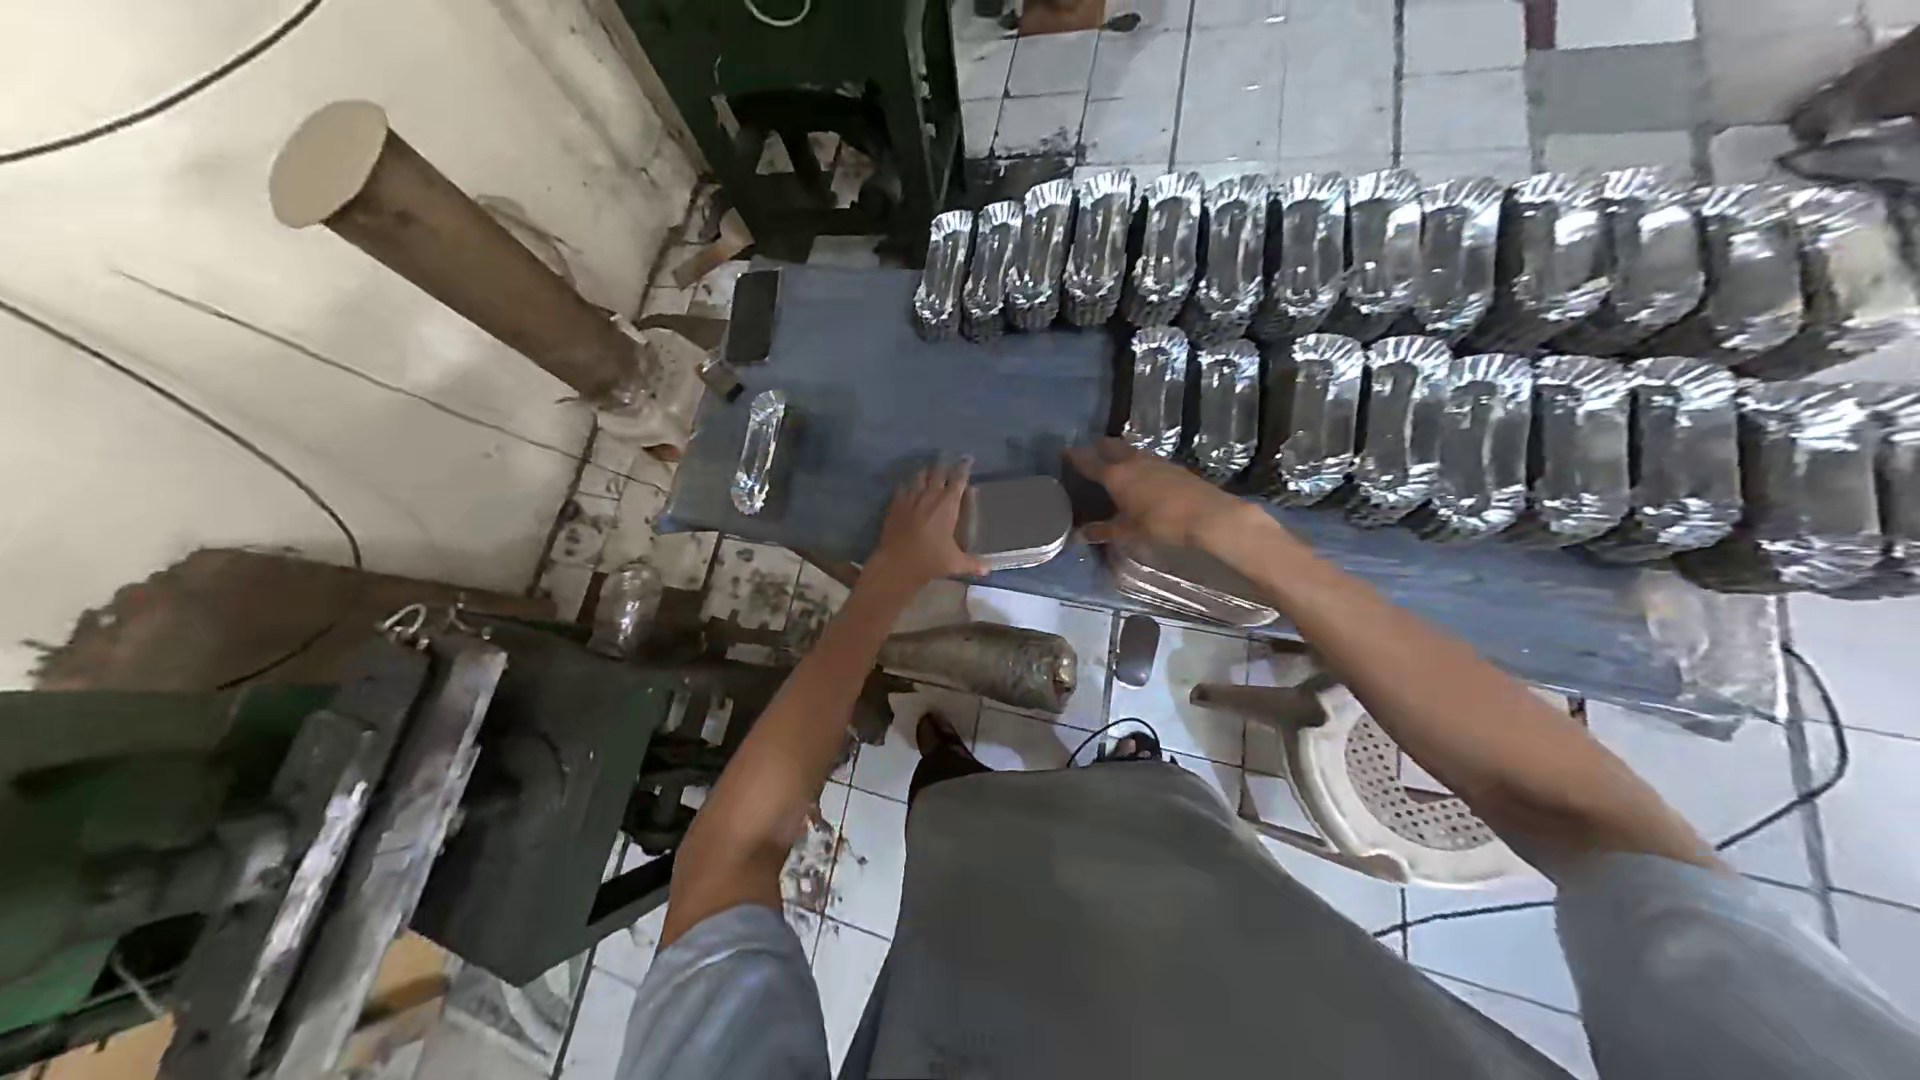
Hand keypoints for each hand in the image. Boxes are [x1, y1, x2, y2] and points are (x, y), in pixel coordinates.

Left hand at [865, 460, 986, 587]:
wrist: (896, 564)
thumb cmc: (930, 561)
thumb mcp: (955, 563)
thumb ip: (973, 563)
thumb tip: (988, 570)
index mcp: (947, 505)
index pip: (958, 479)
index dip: (964, 467)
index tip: (968, 460)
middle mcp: (930, 496)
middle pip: (938, 471)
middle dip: (945, 464)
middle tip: (950, 461)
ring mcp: (910, 498)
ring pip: (919, 475)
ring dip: (927, 471)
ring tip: (930, 470)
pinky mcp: (895, 504)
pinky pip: (903, 487)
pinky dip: (908, 484)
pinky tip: (909, 486)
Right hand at [1067, 438, 1272, 551]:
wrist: (1208, 515)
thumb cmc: (1160, 523)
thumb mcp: (1127, 532)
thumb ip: (1102, 531)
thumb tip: (1078, 535)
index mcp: (1115, 475)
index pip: (1089, 462)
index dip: (1075, 457)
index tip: (1064, 452)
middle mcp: (1133, 462)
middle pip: (1111, 446)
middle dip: (1099, 448)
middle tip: (1091, 454)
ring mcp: (1156, 461)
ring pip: (1131, 451)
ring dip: (1120, 454)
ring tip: (1115, 464)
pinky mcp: (1173, 467)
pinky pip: (1148, 460)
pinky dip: (1138, 463)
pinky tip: (1142, 476)